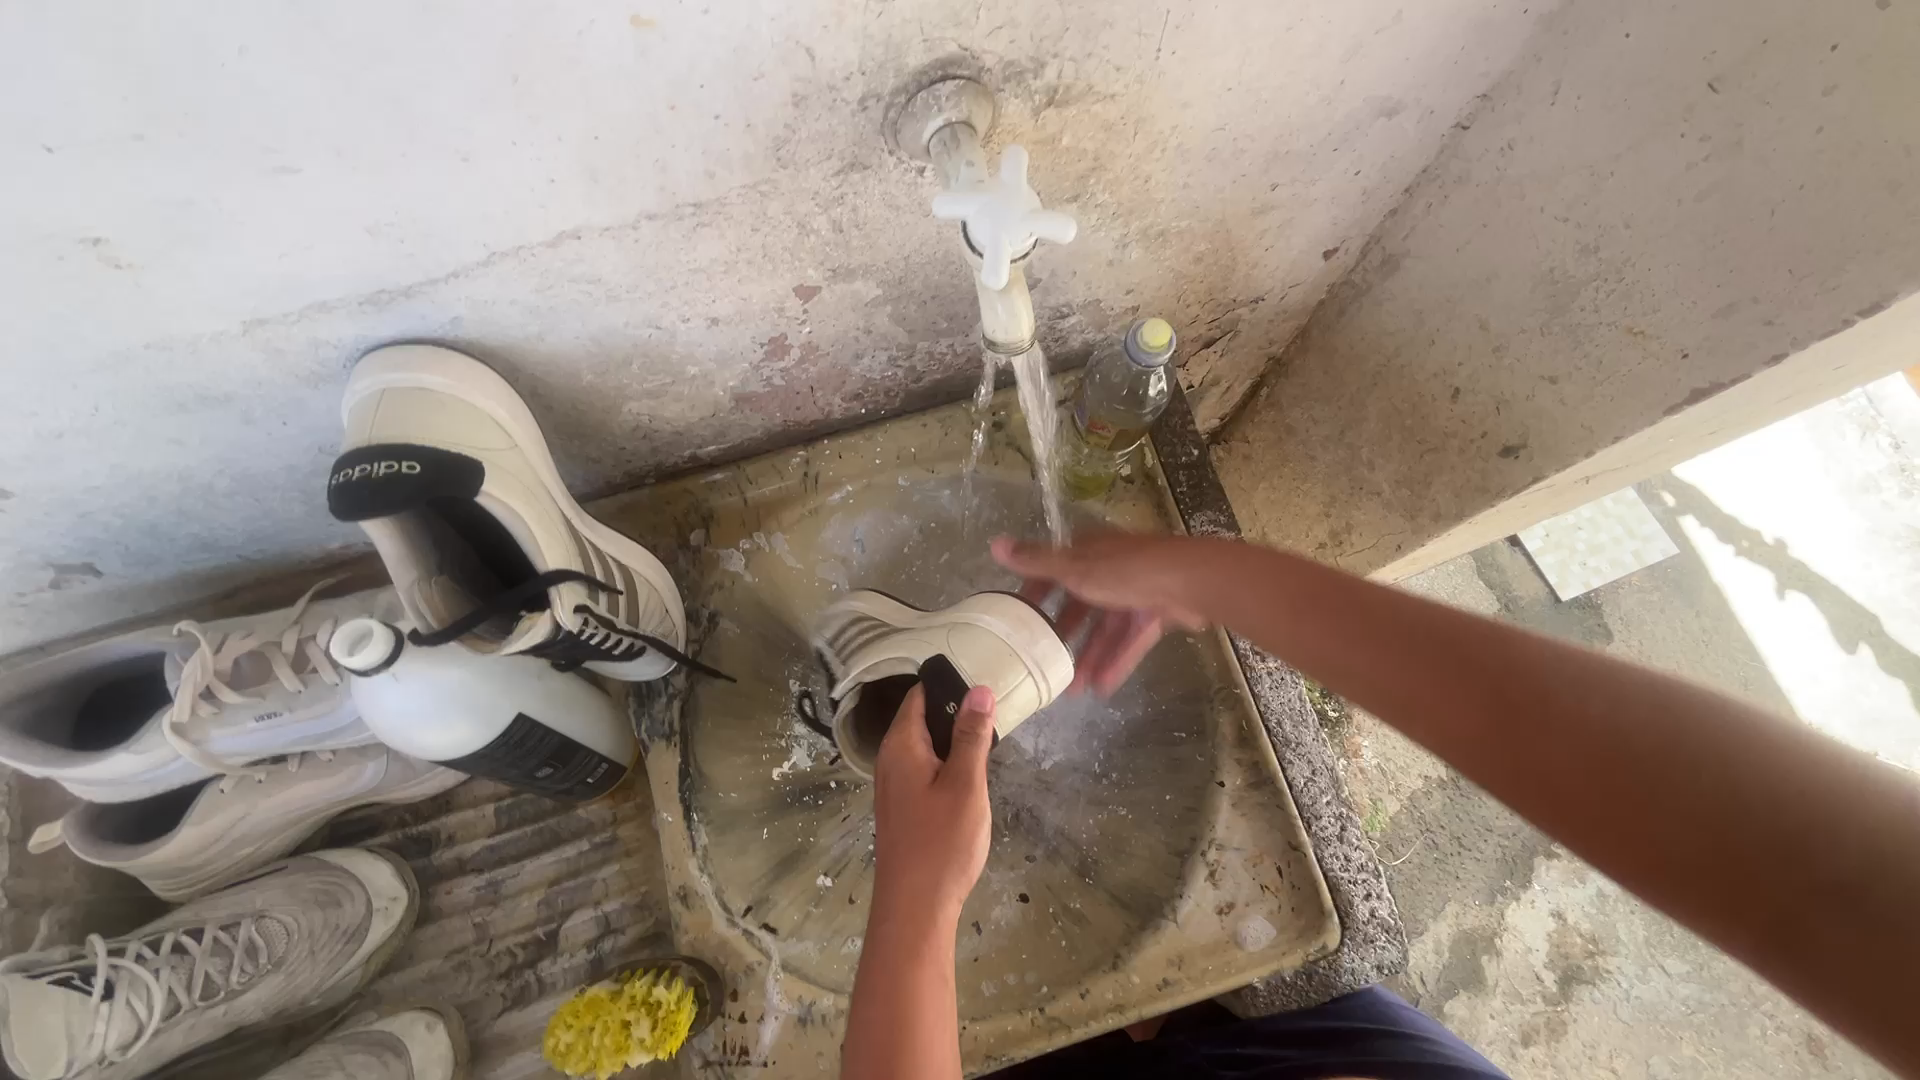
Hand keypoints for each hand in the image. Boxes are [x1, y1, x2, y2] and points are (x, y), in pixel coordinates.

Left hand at [871, 684, 995, 919]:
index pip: (919, 695)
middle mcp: (890, 759)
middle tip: (993, 708)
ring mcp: (893, 784)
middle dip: (954, 711)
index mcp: (900, 745)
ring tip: (988, 736)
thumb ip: (972, 735)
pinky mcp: (902, 806)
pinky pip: (923, 768)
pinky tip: (969, 773)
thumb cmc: (942, 842)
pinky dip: (945, 763)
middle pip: (920, 718)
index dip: (948, 684)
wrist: (915, 909)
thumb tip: (979, 690)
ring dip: (952, 740)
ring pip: (924, 746)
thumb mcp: (966, 783)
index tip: (982, 678)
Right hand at [992, 532, 1208, 696]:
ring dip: (1088, 657)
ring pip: (1104, 629)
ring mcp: (1134, 592)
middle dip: (1062, 636)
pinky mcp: (1155, 614)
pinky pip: (1129, 642)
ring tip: (1071, 690)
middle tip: (1043, 663)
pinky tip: (1101, 690)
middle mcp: (1108, 569)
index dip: (1035, 594)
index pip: (1052, 571)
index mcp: (1087, 553)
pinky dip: (1116, 662)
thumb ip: (1036, 562)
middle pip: (1079, 605)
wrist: (1189, 582)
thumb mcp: (1074, 568)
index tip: (1020, 621)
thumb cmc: (1125, 571)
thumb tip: (994, 544)